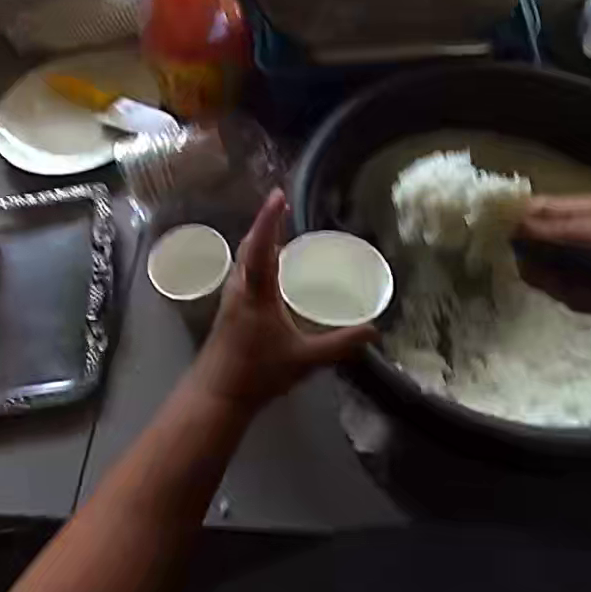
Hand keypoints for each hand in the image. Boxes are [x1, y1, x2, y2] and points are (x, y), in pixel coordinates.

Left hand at [191, 190, 378, 409]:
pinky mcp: (229, 309)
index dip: (269, 219)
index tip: (279, 196)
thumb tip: (374, 331)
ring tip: (285, 237)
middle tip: (286, 210)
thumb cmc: (257, 373)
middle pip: (250, 246)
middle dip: (267, 224)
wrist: (216, 395)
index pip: (262, 246)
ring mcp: (231, 297)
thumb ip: (340, 345)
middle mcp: (240, 287)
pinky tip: (275, 275)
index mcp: (255, 292)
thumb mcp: (305, 360)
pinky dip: (259, 261)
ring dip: (262, 243)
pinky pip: (245, 273)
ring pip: (245, 260)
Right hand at [514, 195, 590, 320]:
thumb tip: (508, 224)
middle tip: (562, 282)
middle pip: (531, 249)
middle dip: (543, 270)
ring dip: (563, 289)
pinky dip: (581, 300)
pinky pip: (567, 293)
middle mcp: (574, 231)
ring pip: (547, 275)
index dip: (511, 227)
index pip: (527, 210)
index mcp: (576, 209)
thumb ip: (551, 229)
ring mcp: (584, 259)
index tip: (509, 250)